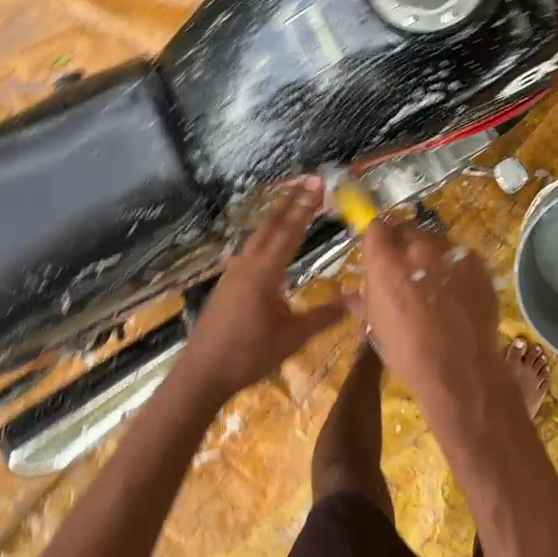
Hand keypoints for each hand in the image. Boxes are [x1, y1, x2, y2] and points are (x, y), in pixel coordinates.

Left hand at [177, 179, 345, 404]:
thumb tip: (357, 301)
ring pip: (257, 238)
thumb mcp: (293, 337)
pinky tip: (268, 245)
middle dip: (290, 201)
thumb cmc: (248, 356)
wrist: (200, 376)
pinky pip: (248, 252)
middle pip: (270, 226)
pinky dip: (264, 238)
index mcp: (264, 274)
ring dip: (275, 218)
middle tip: (307, 180)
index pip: (290, 232)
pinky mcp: (225, 287)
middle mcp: (246, 267)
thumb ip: (324, 316)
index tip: (317, 183)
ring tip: (290, 202)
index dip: (305, 206)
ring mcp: (231, 276)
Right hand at [348, 216, 499, 405]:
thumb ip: (363, 299)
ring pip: (436, 241)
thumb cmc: (409, 352)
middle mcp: (418, 247)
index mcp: (386, 261)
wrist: (461, 368)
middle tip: (408, 273)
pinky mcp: (476, 261)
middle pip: (408, 231)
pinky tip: (457, 291)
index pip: (377, 227)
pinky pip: (459, 256)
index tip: (381, 254)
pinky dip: (455, 268)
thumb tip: (350, 292)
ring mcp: (451, 251)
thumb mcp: (375, 326)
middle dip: (405, 247)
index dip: (379, 240)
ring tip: (436, 284)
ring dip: (431, 256)